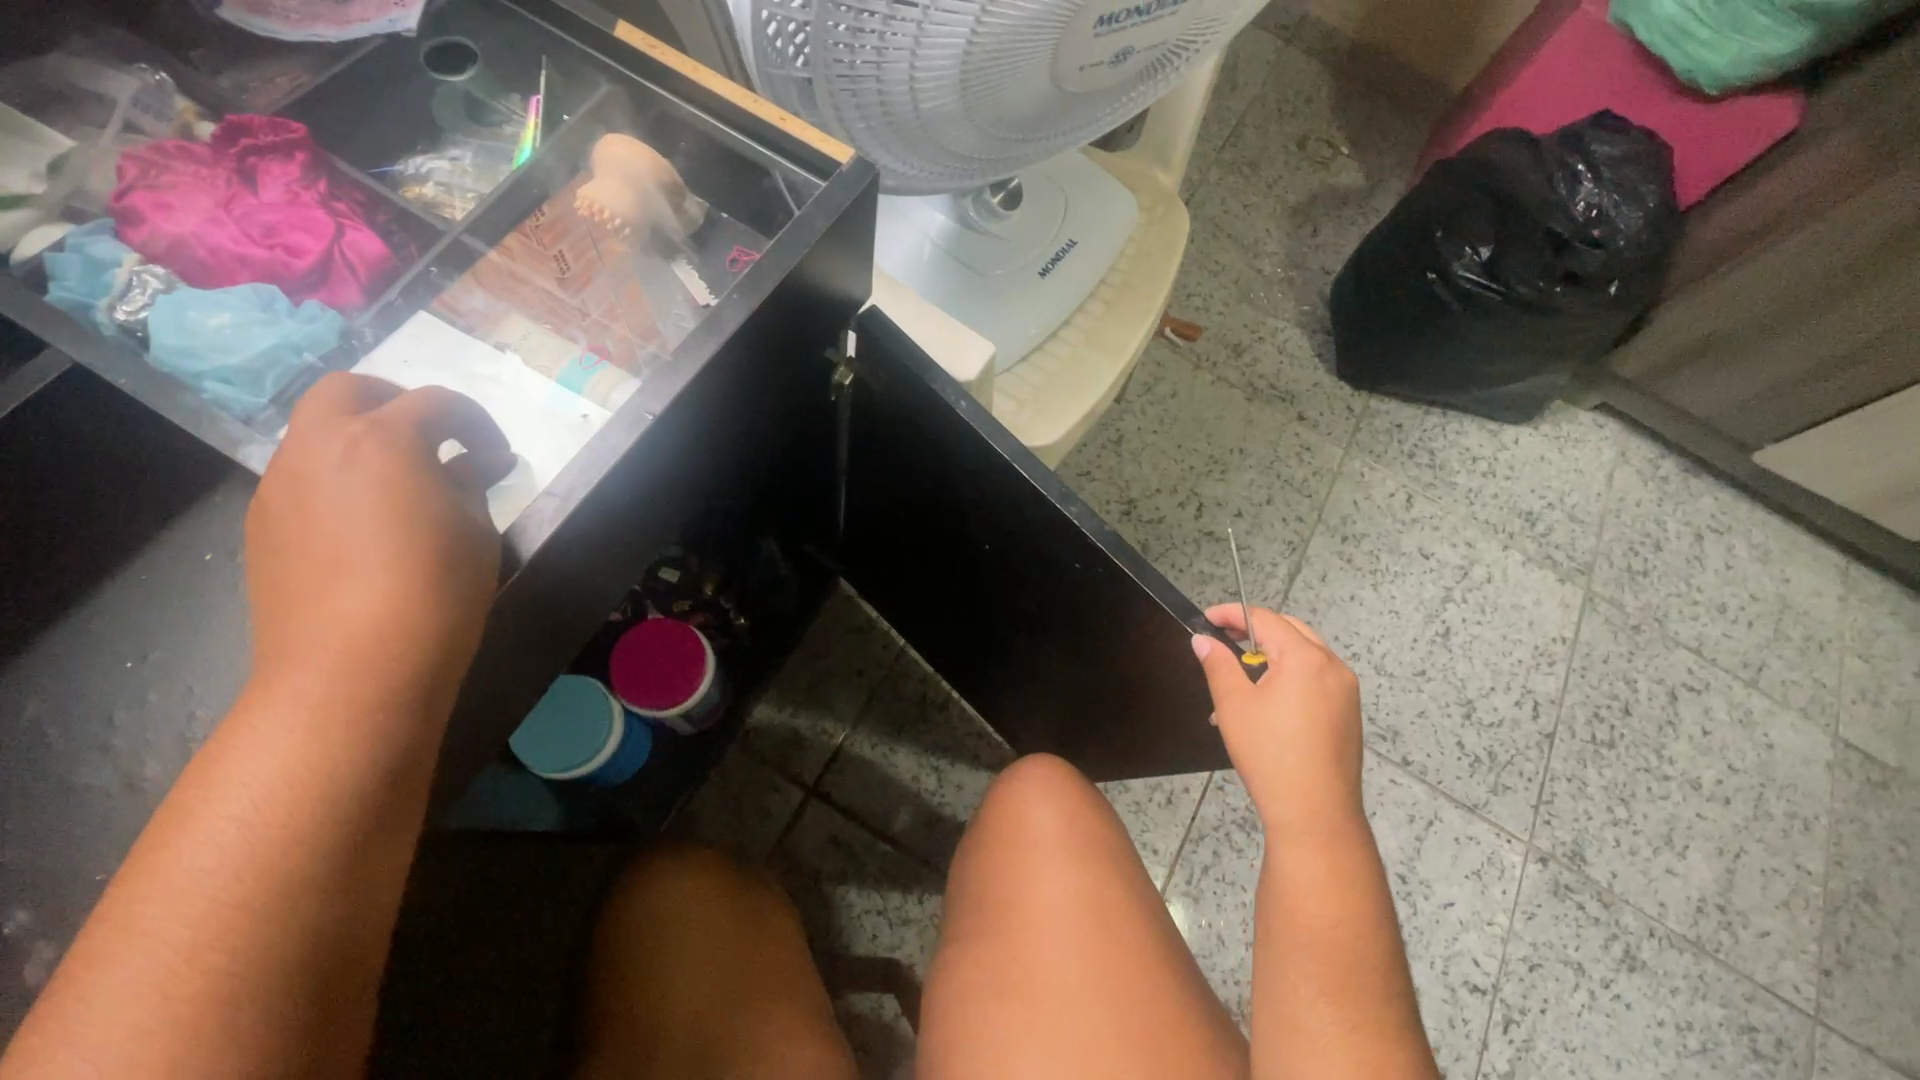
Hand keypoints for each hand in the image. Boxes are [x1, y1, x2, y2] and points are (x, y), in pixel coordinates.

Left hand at [244, 374, 514, 713]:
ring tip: (402, 487)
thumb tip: (478, 464)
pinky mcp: (263, 524)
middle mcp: (320, 446)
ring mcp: (281, 484)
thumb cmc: (435, 594)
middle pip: (349, 390)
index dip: (475, 422)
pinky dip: (337, 478)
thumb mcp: (476, 534)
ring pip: (315, 432)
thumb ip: (472, 485)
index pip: (435, 402)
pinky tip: (366, 525)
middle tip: (434, 440)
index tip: (496, 456)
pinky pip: (301, 477)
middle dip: (396, 403)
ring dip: (360, 439)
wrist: (353, 669)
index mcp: (383, 439)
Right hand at [1192, 606, 1364, 839]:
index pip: (1265, 619)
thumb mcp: (1233, 705)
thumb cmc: (1269, 754)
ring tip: (1239, 682)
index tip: (1206, 619)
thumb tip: (1203, 640)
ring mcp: (1346, 691)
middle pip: (1290, 631)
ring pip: (1305, 656)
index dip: (1232, 614)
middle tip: (1223, 643)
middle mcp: (1333, 666)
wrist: (1315, 812)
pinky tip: (1266, 707)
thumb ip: (1218, 664)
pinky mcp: (1348, 713)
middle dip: (1255, 632)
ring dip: (1272, 658)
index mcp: (1305, 658)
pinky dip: (1290, 679)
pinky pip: (1316, 681)